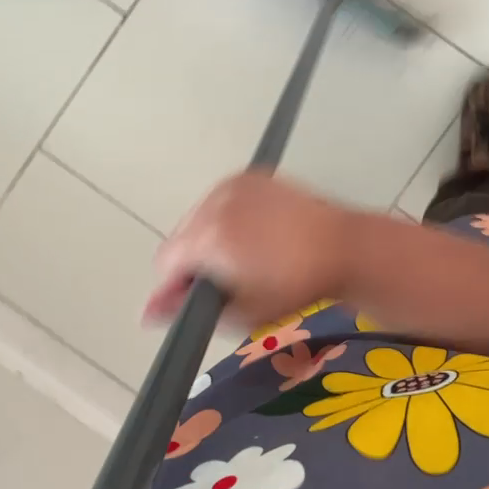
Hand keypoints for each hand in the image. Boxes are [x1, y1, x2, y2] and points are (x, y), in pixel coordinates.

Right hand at [144, 172, 363, 329]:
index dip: (175, 285)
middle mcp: (216, 202)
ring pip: (199, 216)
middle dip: (192, 259)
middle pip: (180, 235)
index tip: (194, 297)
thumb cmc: (294, 285)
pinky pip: (221, 199)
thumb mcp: (240, 310)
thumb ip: (187, 308)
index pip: (165, 261)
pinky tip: (252, 233)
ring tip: (242, 256)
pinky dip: (226, 215)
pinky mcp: (253, 176)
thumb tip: (147, 312)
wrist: (342, 247)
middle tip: (224, 279)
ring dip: (207, 236)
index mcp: (209, 236)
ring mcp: (235, 184)